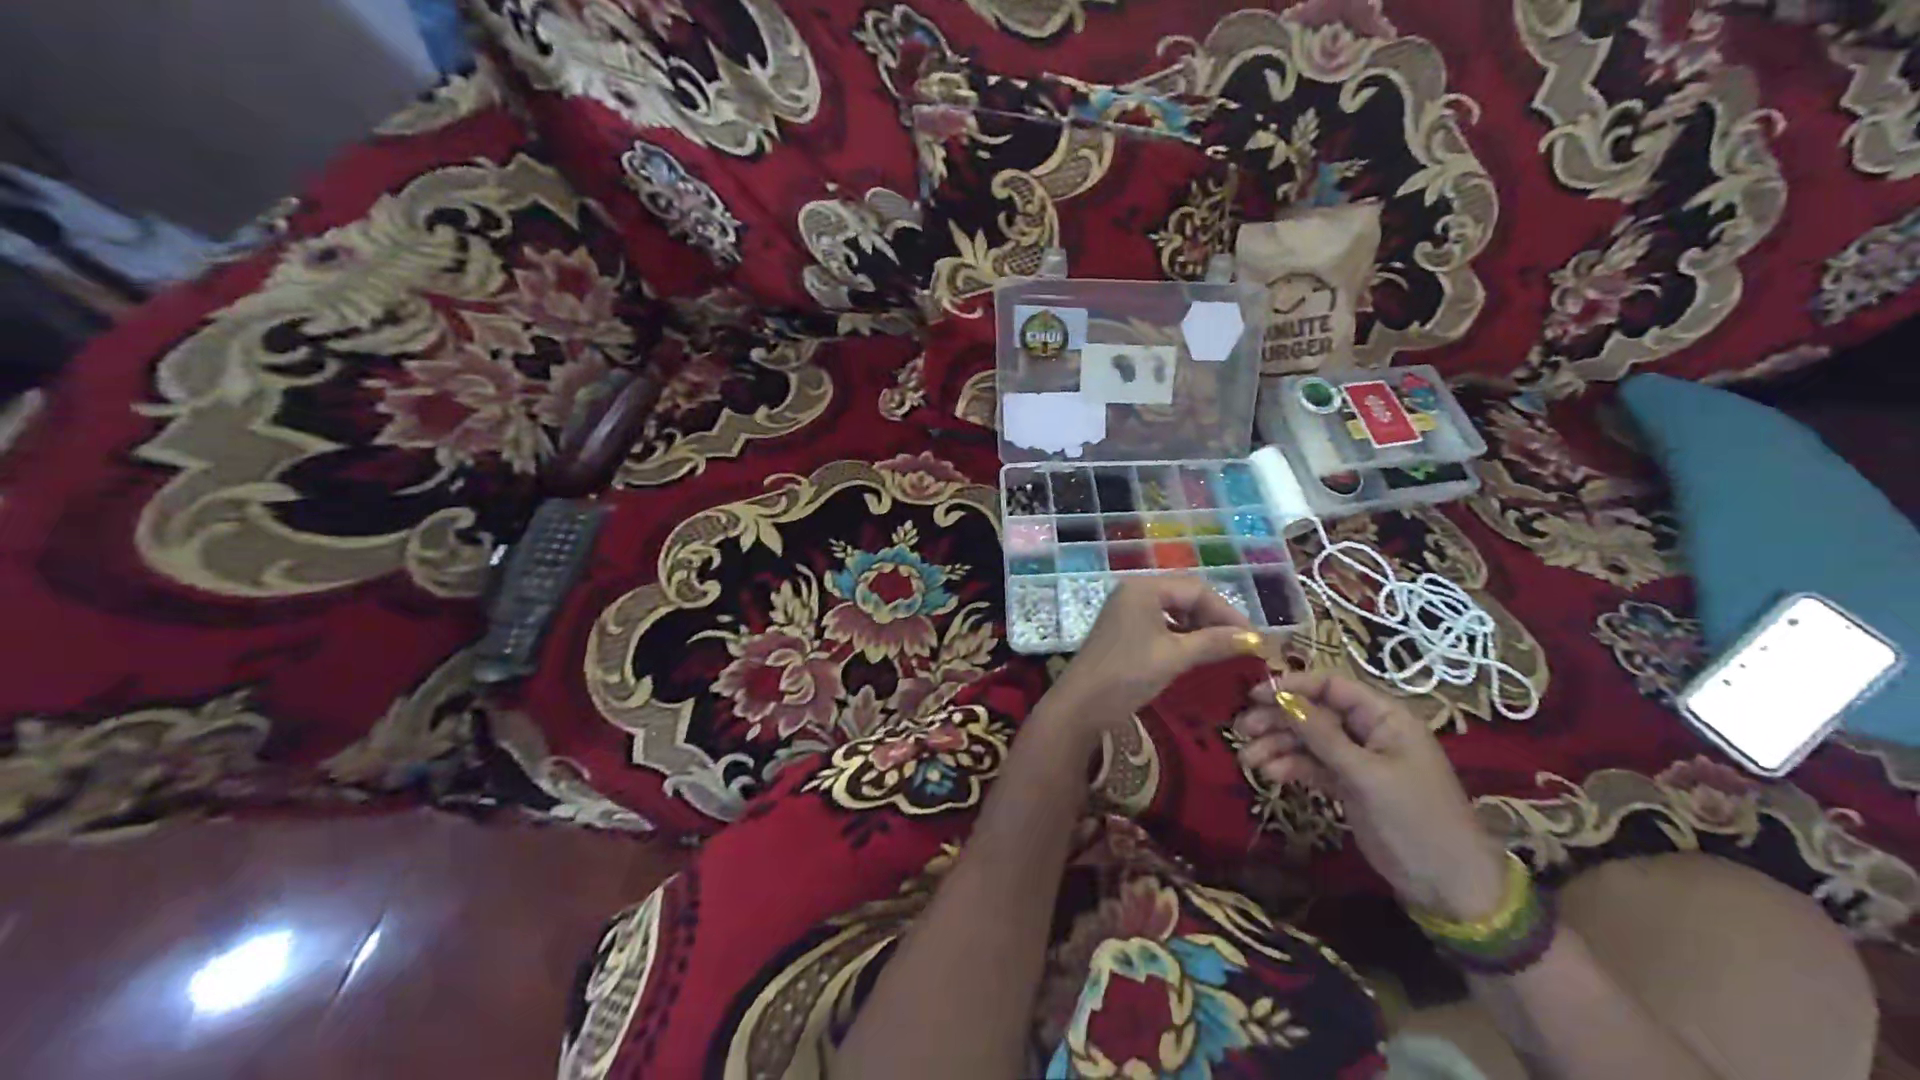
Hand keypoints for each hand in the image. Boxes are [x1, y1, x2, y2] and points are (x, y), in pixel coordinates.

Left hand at [1048, 575, 1260, 735]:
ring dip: (1199, 627)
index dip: (1228, 612)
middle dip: (1214, 618)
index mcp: (1143, 588)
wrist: (1080, 705)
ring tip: (1222, 649)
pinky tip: (1195, 652)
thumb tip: (1253, 638)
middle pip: (1185, 596)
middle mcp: (1133, 591)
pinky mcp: (1123, 629)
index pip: (1197, 589)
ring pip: (1173, 610)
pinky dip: (1181, 635)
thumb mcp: (1175, 657)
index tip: (1252, 637)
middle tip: (1240, 644)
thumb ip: (1214, 642)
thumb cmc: (1128, 675)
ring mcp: (1125, 610)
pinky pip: (1160, 623)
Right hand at [1233, 671, 1506, 920]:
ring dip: (1277, 746)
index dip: (1292, 686)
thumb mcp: (1366, 775)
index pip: (1331, 686)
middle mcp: (1369, 731)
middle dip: (1277, 719)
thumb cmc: (1415, 819)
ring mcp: (1358, 759)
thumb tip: (1283, 699)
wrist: (1450, 885)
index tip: (1254, 695)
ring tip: (1248, 761)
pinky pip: (1312, 766)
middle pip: (1314, 713)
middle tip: (1242, 730)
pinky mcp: (1348, 785)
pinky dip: (1290, 767)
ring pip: (1308, 740)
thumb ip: (1323, 736)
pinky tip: (1270, 775)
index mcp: (1385, 717)